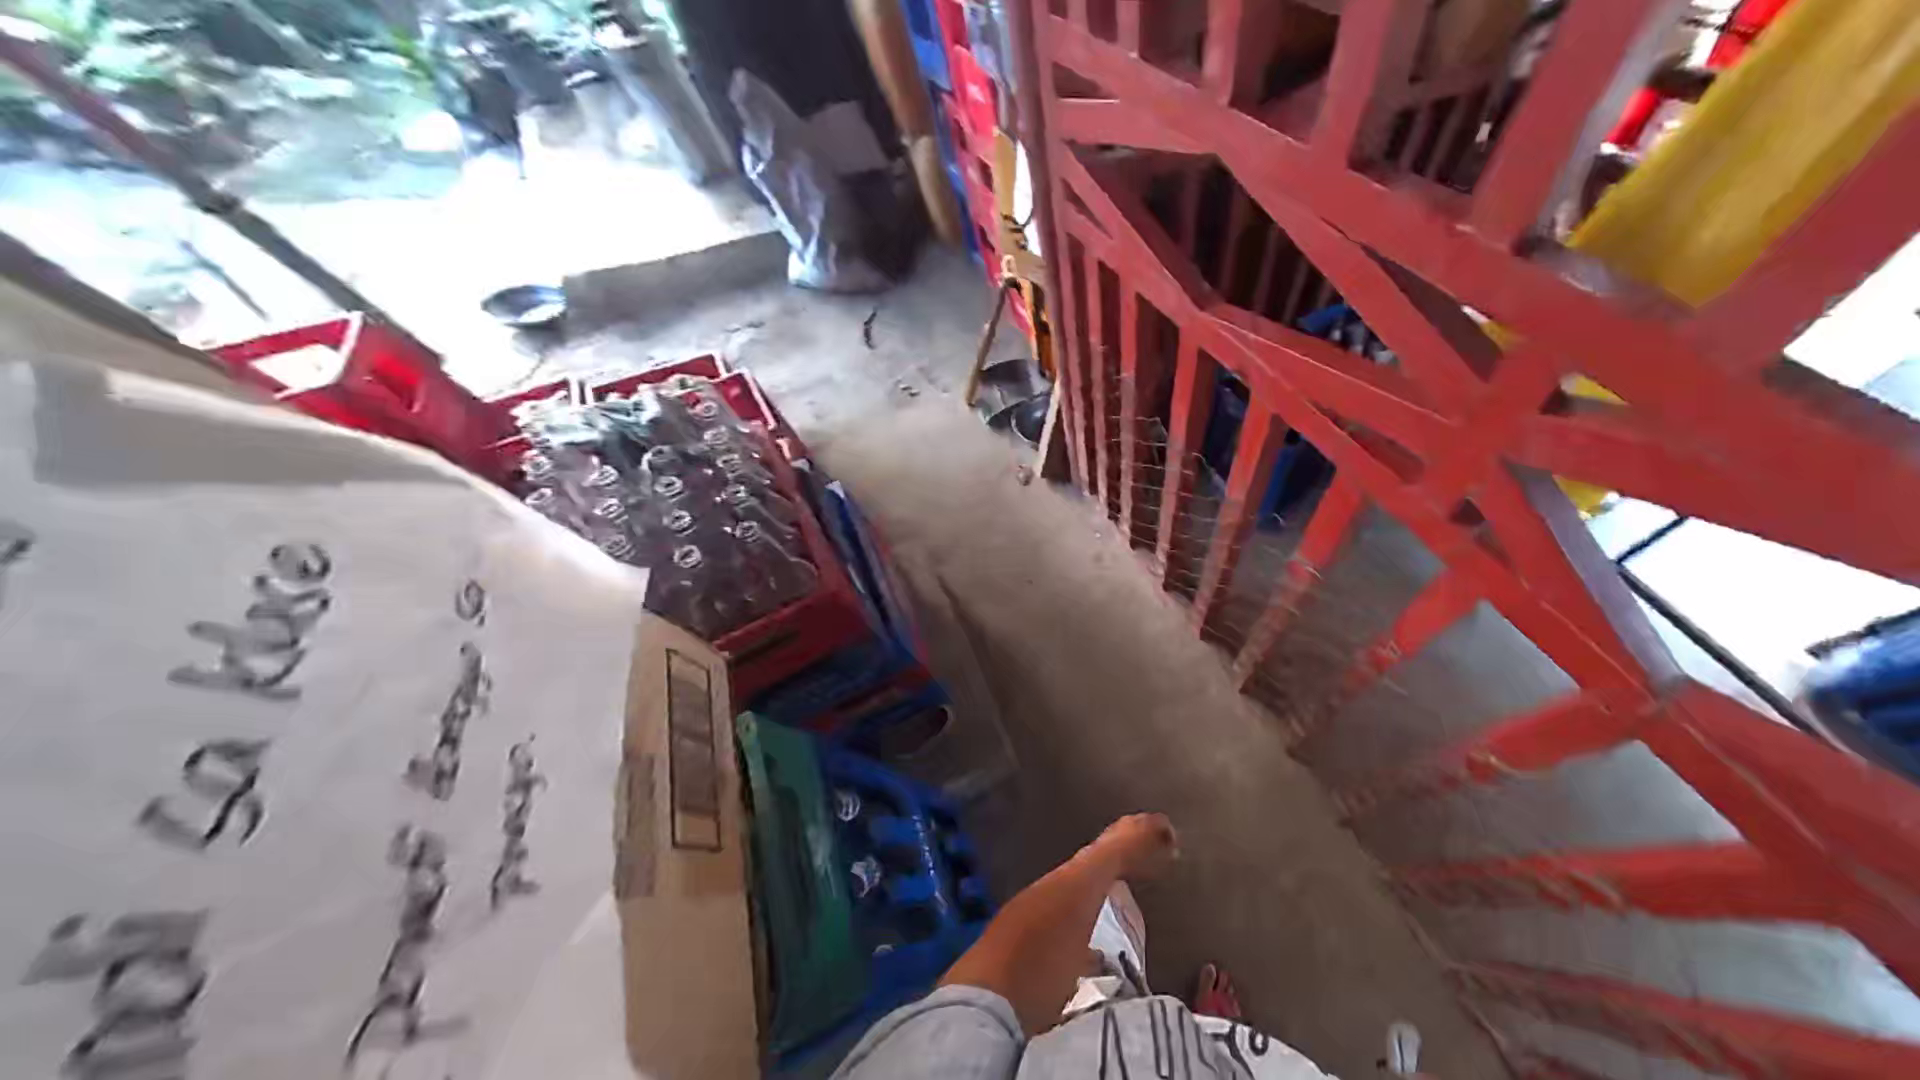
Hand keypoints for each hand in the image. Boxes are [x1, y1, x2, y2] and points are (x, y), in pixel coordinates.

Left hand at [1089, 813, 1177, 879]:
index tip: (1172, 845)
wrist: (1105, 860)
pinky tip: (1129, 853)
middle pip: (1148, 822)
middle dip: (1155, 834)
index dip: (1170, 833)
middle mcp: (1133, 818)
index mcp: (1148, 821)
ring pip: (1135, 827)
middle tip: (1159, 848)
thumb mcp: (1159, 861)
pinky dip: (1129, 840)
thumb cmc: (1135, 861)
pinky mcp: (1108, 832)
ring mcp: (1119, 823)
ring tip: (1145, 852)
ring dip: (1141, 837)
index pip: (1164, 821)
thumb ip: (1168, 854)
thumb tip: (1173, 852)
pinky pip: (1123, 833)